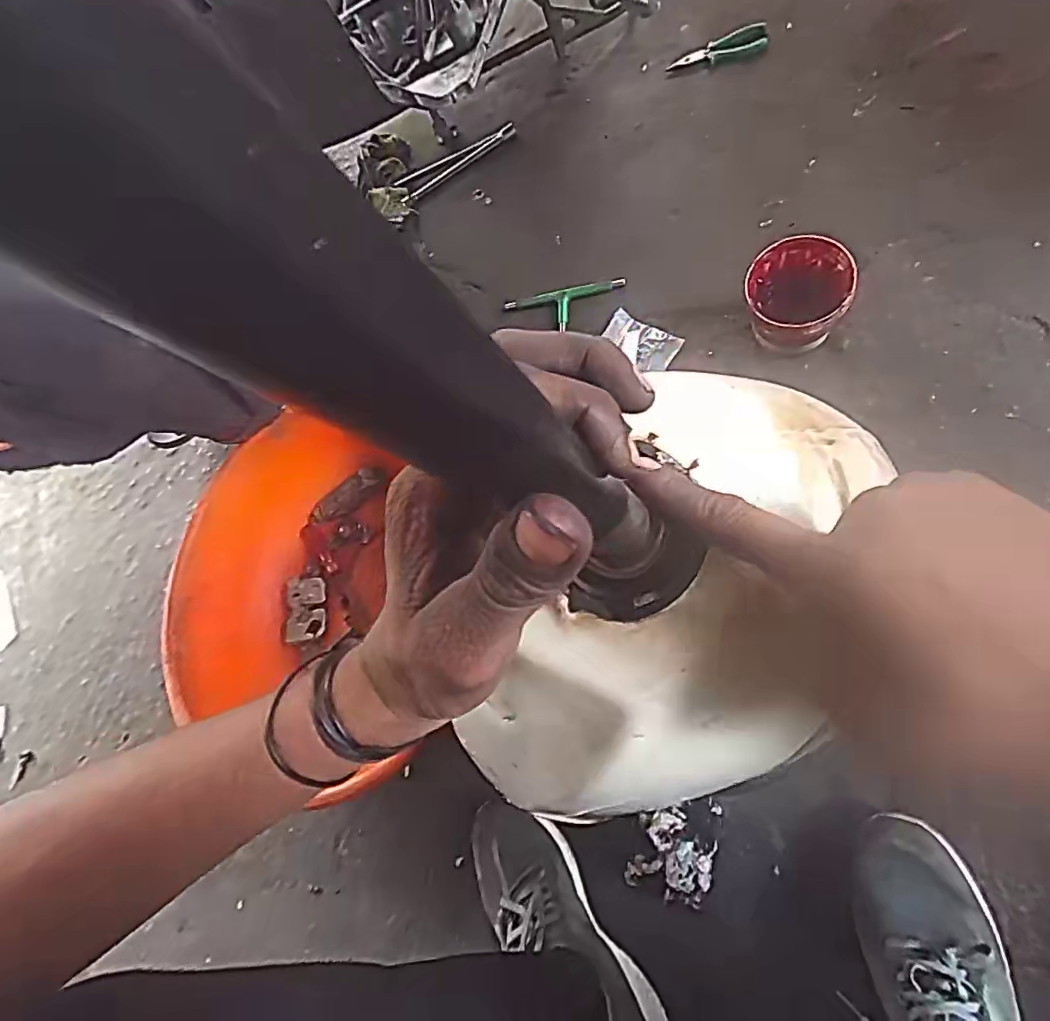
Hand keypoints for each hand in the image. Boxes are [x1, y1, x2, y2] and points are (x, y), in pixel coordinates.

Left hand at [333, 331, 651, 744]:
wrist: (414, 679)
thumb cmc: (429, 663)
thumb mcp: (467, 634)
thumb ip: (512, 577)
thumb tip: (562, 518)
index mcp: (433, 482)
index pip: (495, 404)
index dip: (560, 403)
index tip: (611, 443)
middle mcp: (450, 462)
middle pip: (510, 372)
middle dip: (579, 371)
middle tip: (635, 398)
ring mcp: (474, 470)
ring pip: (527, 394)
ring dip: (585, 389)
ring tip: (634, 406)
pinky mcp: (498, 488)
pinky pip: (542, 436)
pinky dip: (584, 427)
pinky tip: (614, 444)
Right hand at [624, 466, 1049, 782]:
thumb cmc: (1022, 721)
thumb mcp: (896, 734)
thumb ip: (825, 678)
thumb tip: (803, 639)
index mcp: (844, 567)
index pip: (740, 530)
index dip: (683, 503)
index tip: (641, 470)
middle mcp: (881, 511)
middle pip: (827, 555)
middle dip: (841, 600)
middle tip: (901, 664)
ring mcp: (942, 494)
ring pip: (884, 543)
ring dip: (897, 585)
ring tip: (970, 645)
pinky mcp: (995, 494)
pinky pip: (936, 531)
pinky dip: (944, 568)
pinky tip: (1008, 614)